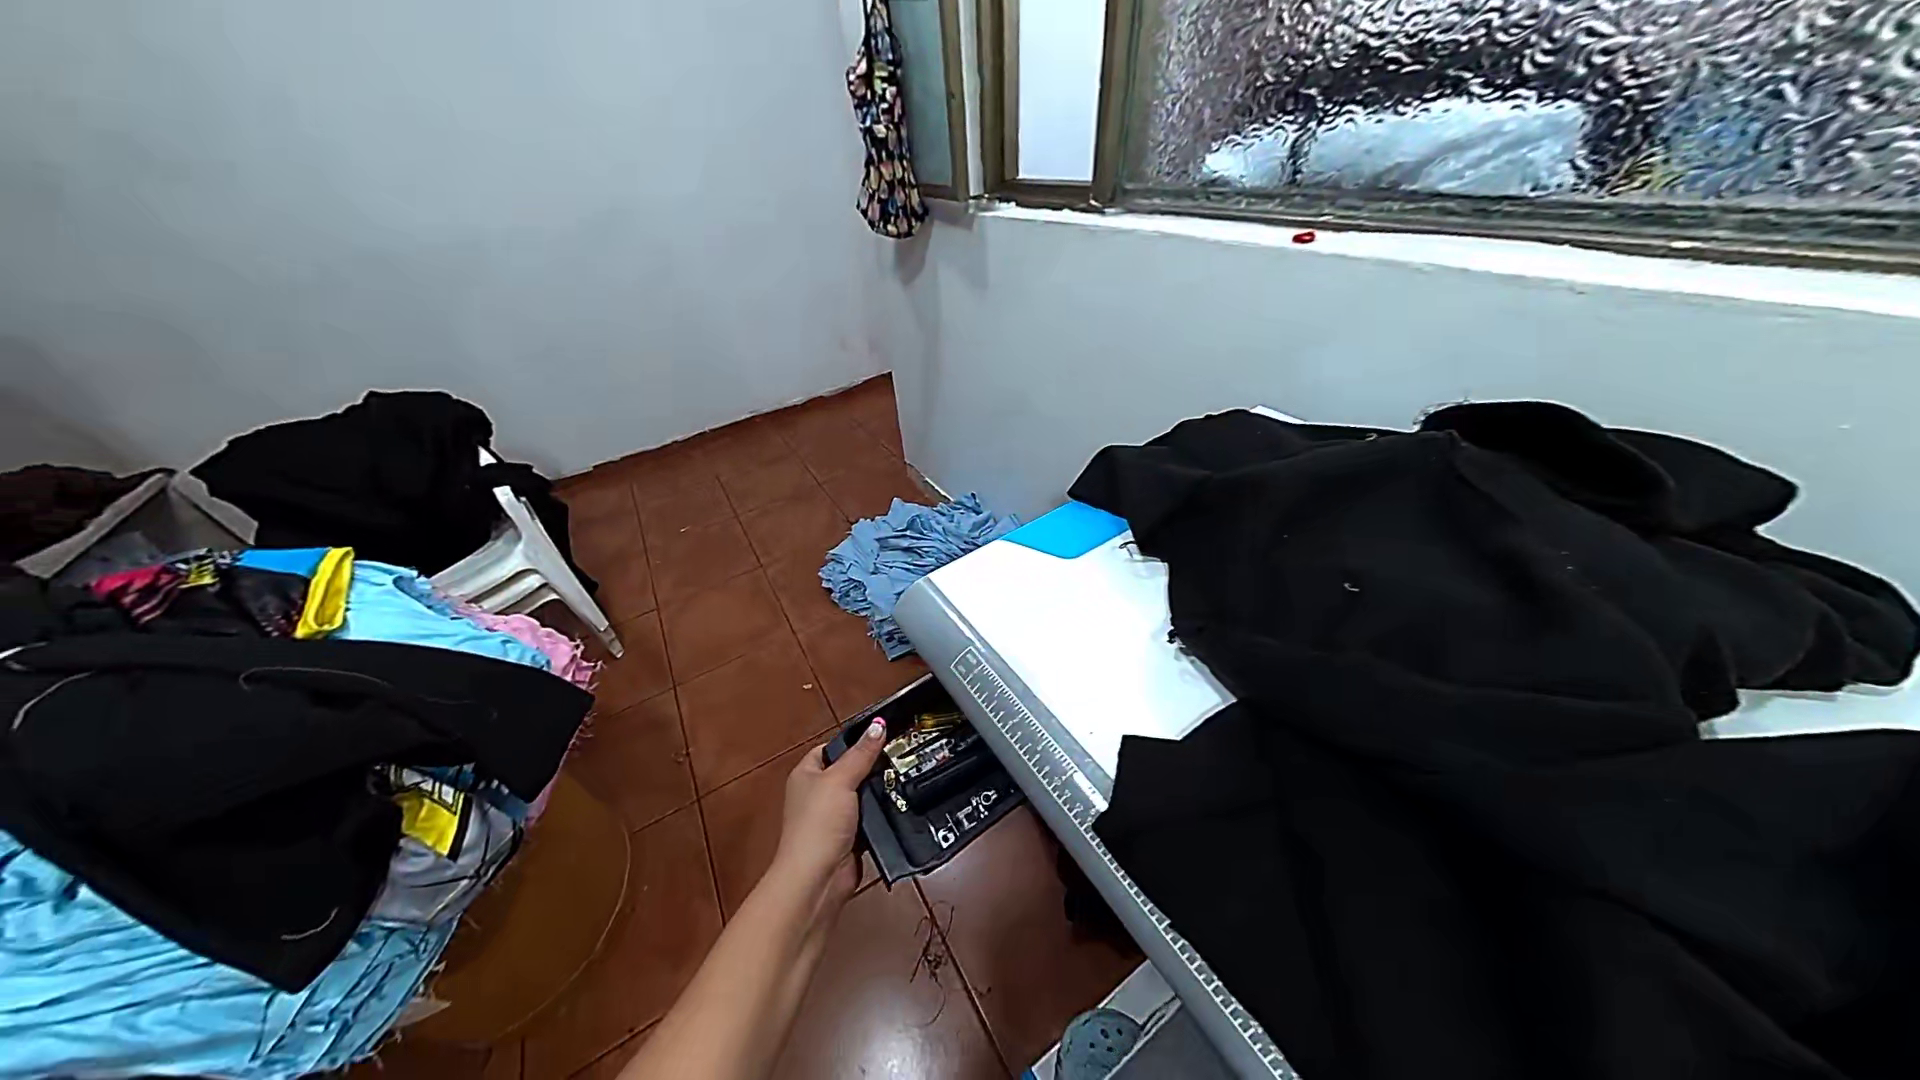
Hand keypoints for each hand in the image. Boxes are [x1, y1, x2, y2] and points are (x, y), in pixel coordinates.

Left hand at [772, 716, 887, 904]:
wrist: (818, 879)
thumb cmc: (819, 823)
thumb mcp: (840, 780)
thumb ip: (862, 753)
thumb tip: (879, 724)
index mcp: (807, 774)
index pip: (832, 747)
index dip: (854, 740)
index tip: (882, 734)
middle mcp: (818, 794)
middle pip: (851, 770)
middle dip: (873, 765)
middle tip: (901, 753)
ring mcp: (835, 817)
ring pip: (864, 796)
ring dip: (880, 791)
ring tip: (907, 775)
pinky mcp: (851, 838)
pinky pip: (871, 819)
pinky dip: (883, 814)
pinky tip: (902, 804)